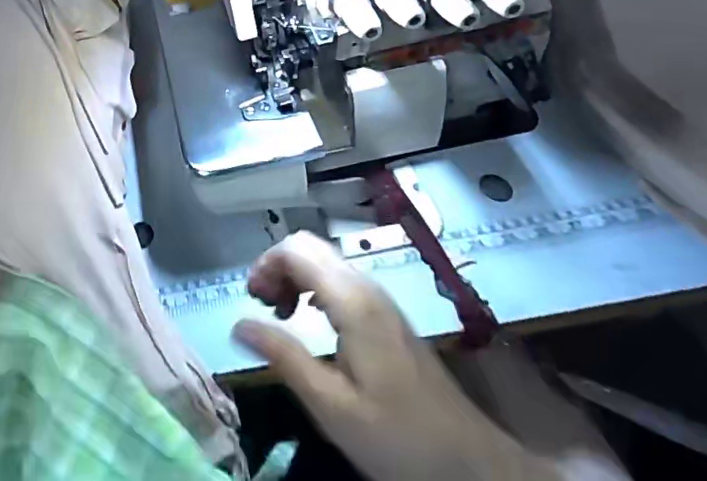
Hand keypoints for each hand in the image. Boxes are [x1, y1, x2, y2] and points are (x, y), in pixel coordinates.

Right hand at [232, 232, 547, 480]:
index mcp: (352, 301)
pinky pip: (339, 279)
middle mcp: (366, 287)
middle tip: (262, 307)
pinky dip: (313, 287)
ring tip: (280, 316)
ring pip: (325, 260)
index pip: (297, 249)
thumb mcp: (332, 407)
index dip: (265, 264)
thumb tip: (238, 325)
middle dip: (277, 267)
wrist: (468, 459)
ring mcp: (379, 298)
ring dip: (294, 277)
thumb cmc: (397, 436)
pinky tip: (308, 319)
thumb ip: (284, 358)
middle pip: (310, 247)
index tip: (252, 301)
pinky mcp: (385, 312)